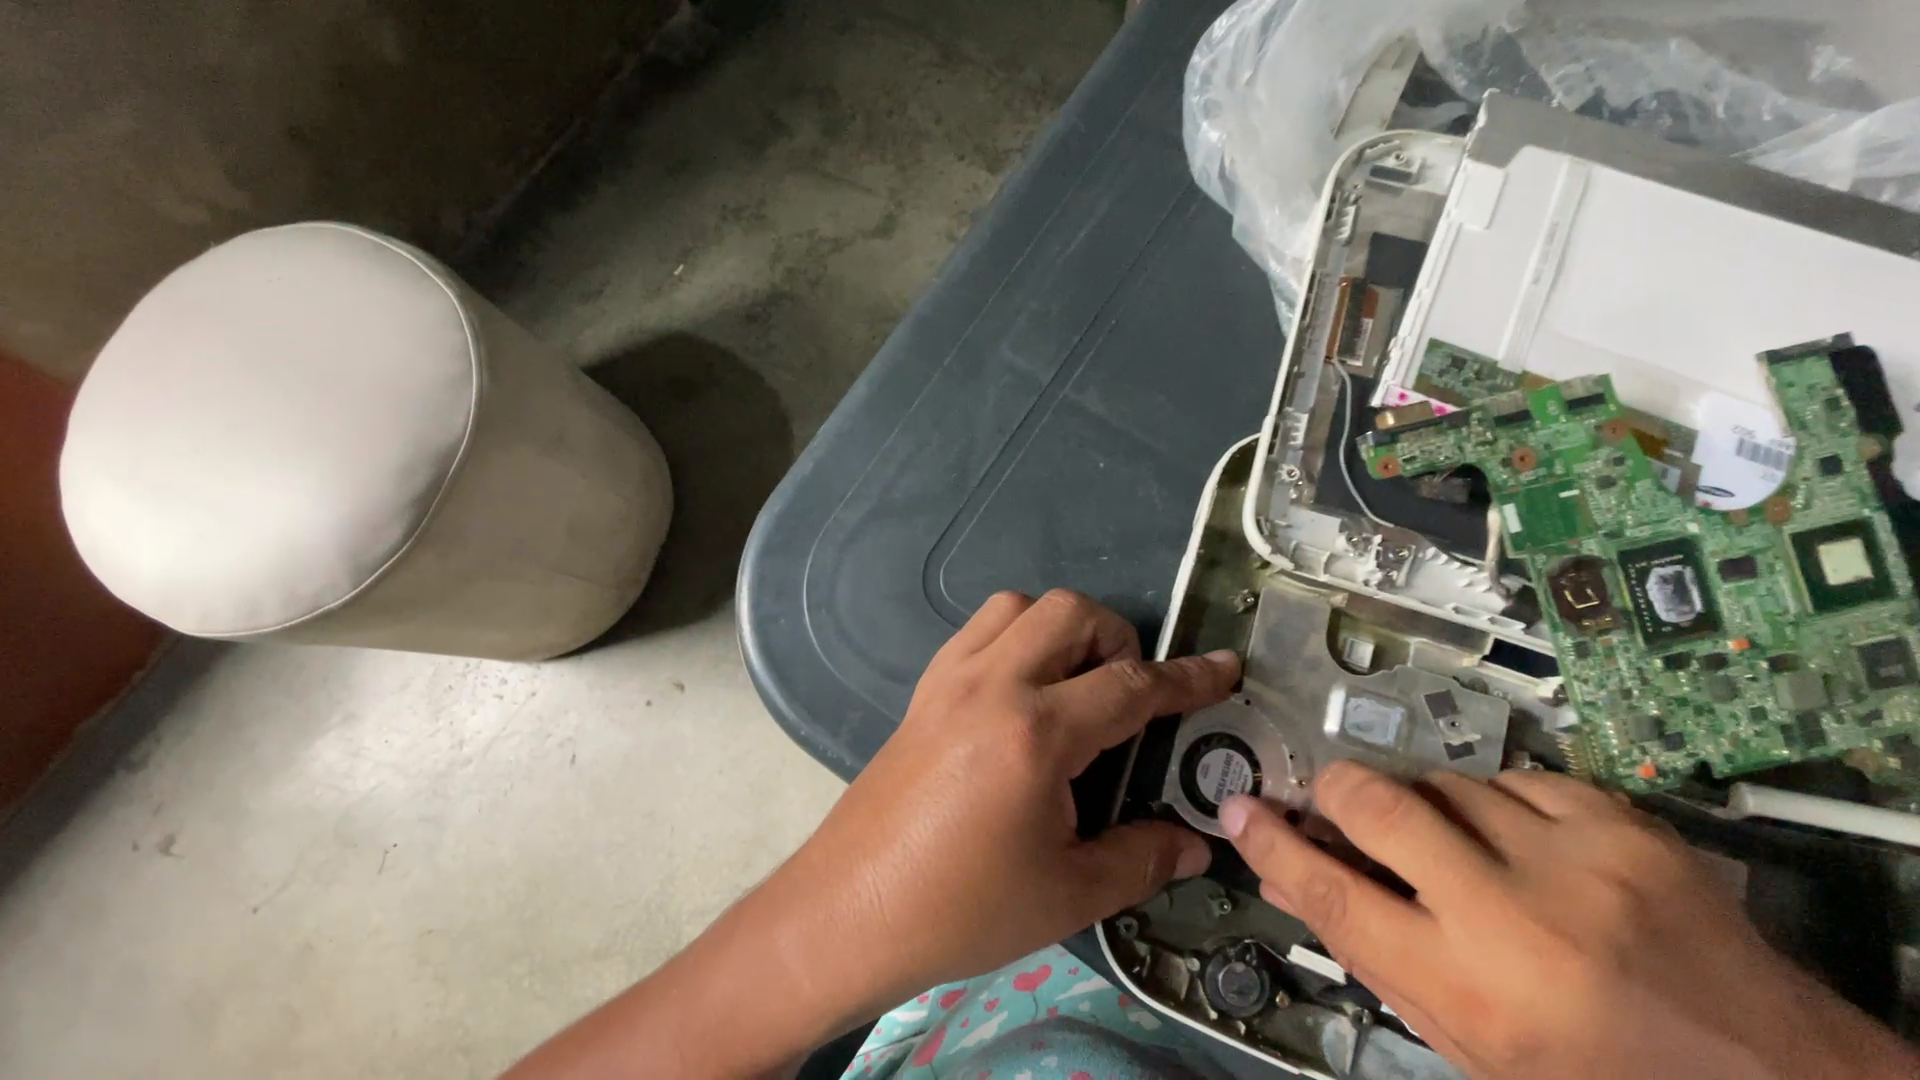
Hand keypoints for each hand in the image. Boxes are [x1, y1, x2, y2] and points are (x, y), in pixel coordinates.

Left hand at [773, 588, 1239, 1004]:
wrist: (849, 911)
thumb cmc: (962, 908)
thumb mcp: (1068, 895)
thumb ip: (1143, 857)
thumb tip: (1199, 841)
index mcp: (1035, 733)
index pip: (1130, 686)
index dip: (1186, 679)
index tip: (1224, 667)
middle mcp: (991, 685)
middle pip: (1070, 614)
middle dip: (1118, 639)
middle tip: (1129, 695)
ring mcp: (948, 681)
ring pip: (1017, 607)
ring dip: (1060, 629)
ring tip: (1075, 686)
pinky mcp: (921, 692)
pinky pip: (976, 631)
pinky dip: (1014, 639)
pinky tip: (1022, 695)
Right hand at [1219, 764, 1918, 1079]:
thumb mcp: (1470, 1047)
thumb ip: (1373, 958)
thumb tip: (1286, 882)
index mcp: (1470, 987)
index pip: (1332, 896)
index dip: (1272, 844)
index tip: (1236, 809)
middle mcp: (1511, 913)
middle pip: (1376, 805)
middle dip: (1336, 792)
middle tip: (1329, 800)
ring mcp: (1573, 858)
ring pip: (1444, 783)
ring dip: (1426, 808)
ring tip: (1452, 846)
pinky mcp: (1623, 823)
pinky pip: (1517, 778)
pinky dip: (1497, 802)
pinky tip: (1516, 838)